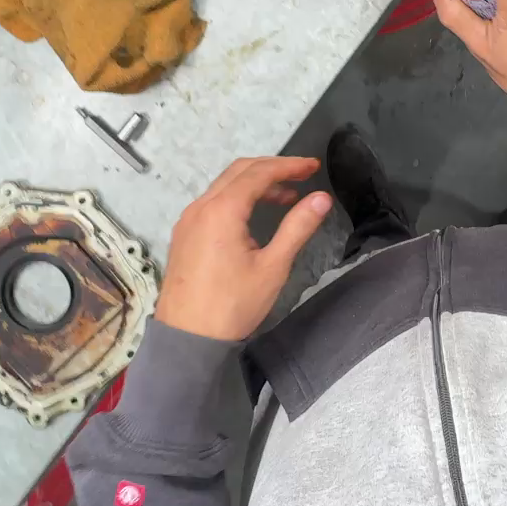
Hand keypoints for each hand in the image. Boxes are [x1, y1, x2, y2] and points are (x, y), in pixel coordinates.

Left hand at [156, 157, 332, 340]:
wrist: (187, 339)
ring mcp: (189, 220)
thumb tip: (322, 198)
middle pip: (240, 171)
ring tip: (287, 197)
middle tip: (303, 174)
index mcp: (222, 210)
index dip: (289, 166)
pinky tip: (255, 215)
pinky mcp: (184, 234)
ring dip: (256, 183)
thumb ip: (298, 227)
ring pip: (225, 185)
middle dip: (273, 168)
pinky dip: (239, 197)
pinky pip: (214, 201)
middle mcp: (201, 207)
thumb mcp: (273, 266)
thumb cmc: (233, 304)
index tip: (313, 166)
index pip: (259, 173)